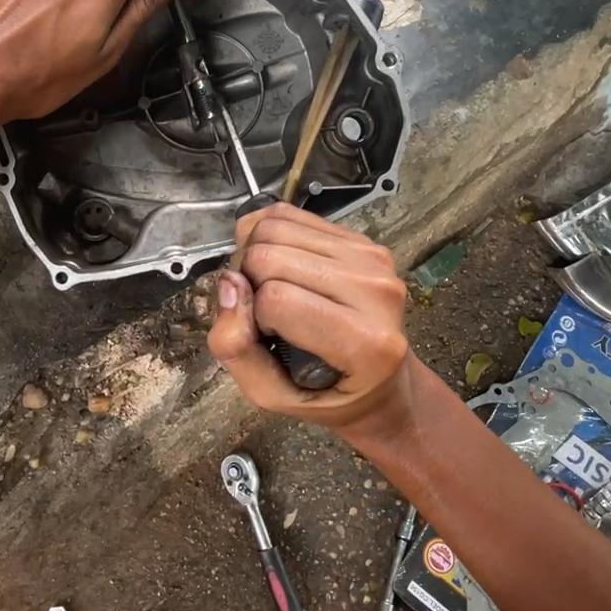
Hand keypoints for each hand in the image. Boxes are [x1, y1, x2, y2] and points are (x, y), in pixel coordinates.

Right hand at [206, 204, 417, 443]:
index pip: (276, 299)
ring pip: (275, 225)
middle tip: (260, 309)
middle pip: (270, 254)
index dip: (254, 317)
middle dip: (248, 279)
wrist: (382, 380)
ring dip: (254, 253)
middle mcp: (377, 292)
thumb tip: (228, 283)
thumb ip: (237, 350)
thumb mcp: (271, 396)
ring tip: (268, 286)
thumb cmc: (327, 395)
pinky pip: (290, 214)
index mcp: (364, 343)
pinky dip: (268, 235)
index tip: (268, 337)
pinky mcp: (363, 238)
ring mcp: (372, 259)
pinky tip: (278, 265)